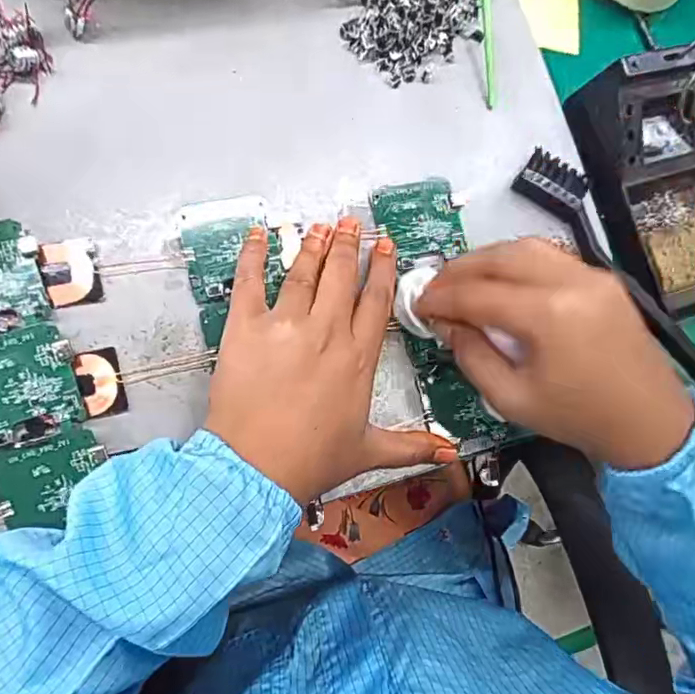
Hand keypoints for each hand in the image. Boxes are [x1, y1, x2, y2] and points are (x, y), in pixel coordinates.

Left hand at [205, 217, 456, 501]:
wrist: (258, 468)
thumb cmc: (310, 461)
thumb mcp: (368, 451)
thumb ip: (411, 446)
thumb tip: (448, 451)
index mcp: (357, 358)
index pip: (374, 301)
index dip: (380, 270)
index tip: (383, 248)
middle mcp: (326, 333)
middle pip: (340, 276)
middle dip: (348, 246)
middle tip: (350, 224)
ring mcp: (285, 326)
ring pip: (303, 272)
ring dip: (313, 245)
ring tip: (320, 227)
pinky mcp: (246, 328)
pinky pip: (250, 281)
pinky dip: (253, 254)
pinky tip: (260, 235)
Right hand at [416, 237, 694, 469]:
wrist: (647, 420)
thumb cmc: (578, 417)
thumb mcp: (509, 398)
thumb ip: (472, 355)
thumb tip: (448, 325)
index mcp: (549, 315)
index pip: (478, 294)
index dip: (441, 298)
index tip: (420, 306)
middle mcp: (573, 283)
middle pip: (501, 257)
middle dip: (459, 270)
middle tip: (434, 289)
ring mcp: (593, 276)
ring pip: (527, 247)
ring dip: (487, 259)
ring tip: (461, 281)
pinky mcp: (602, 280)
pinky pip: (550, 257)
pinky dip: (516, 263)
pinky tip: (499, 283)